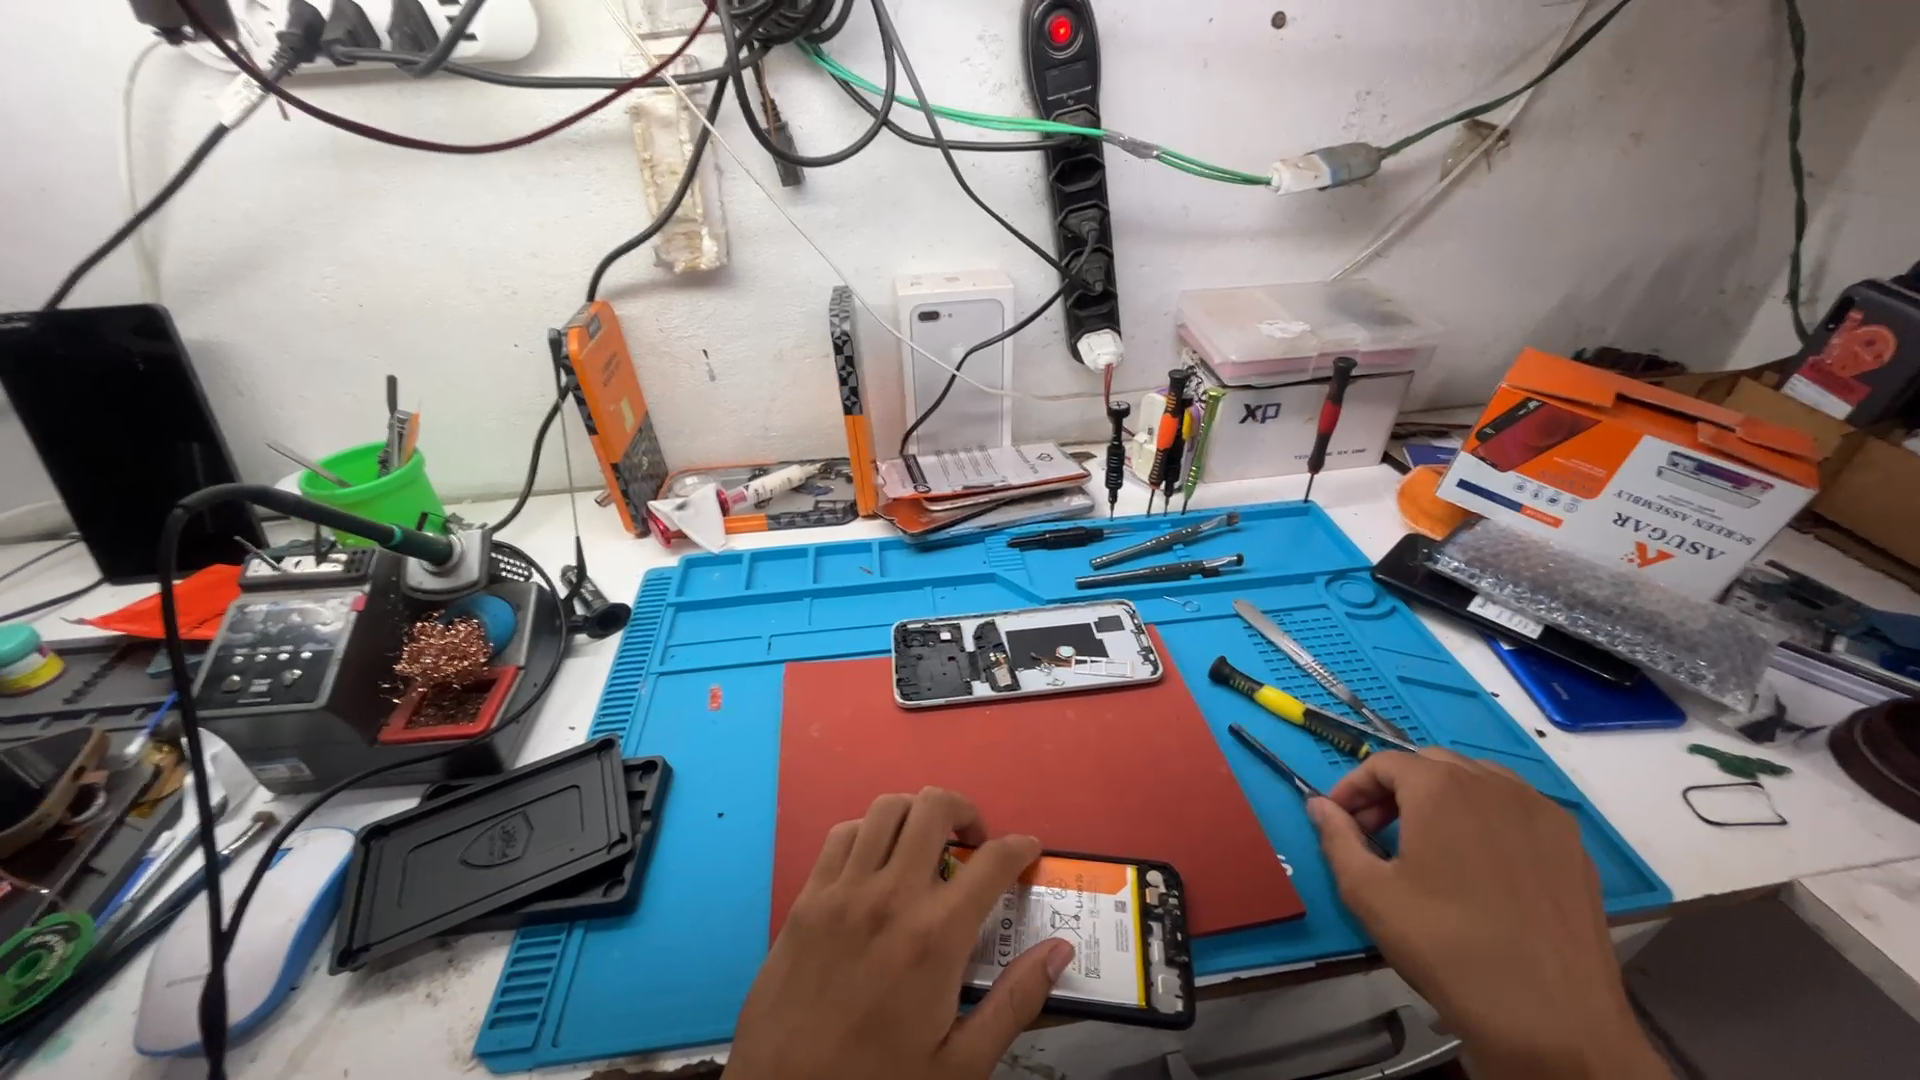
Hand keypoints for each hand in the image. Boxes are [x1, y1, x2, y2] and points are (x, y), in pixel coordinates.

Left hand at [725, 788, 1073, 1079]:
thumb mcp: (960, 1064)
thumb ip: (1015, 1002)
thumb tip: (1060, 950)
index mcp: (935, 936)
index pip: (993, 861)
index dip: (1021, 847)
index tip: (1027, 851)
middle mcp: (890, 895)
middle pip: (934, 807)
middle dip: (966, 811)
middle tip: (974, 842)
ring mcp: (843, 890)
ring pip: (887, 808)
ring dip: (917, 814)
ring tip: (928, 843)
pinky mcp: (808, 897)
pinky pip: (843, 833)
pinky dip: (869, 830)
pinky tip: (877, 859)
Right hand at [1307, 748, 1668, 1079]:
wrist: (1552, 1020)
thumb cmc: (1446, 947)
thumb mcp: (1369, 893)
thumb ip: (1337, 838)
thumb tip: (1320, 806)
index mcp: (1441, 788)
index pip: (1384, 763)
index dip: (1353, 787)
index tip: (1340, 820)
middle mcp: (1494, 785)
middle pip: (1431, 765)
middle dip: (1395, 789)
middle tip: (1375, 831)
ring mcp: (1542, 813)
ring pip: (1479, 780)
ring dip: (1442, 797)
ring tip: (1426, 843)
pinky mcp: (1573, 846)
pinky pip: (1518, 810)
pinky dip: (1487, 817)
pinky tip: (1479, 863)